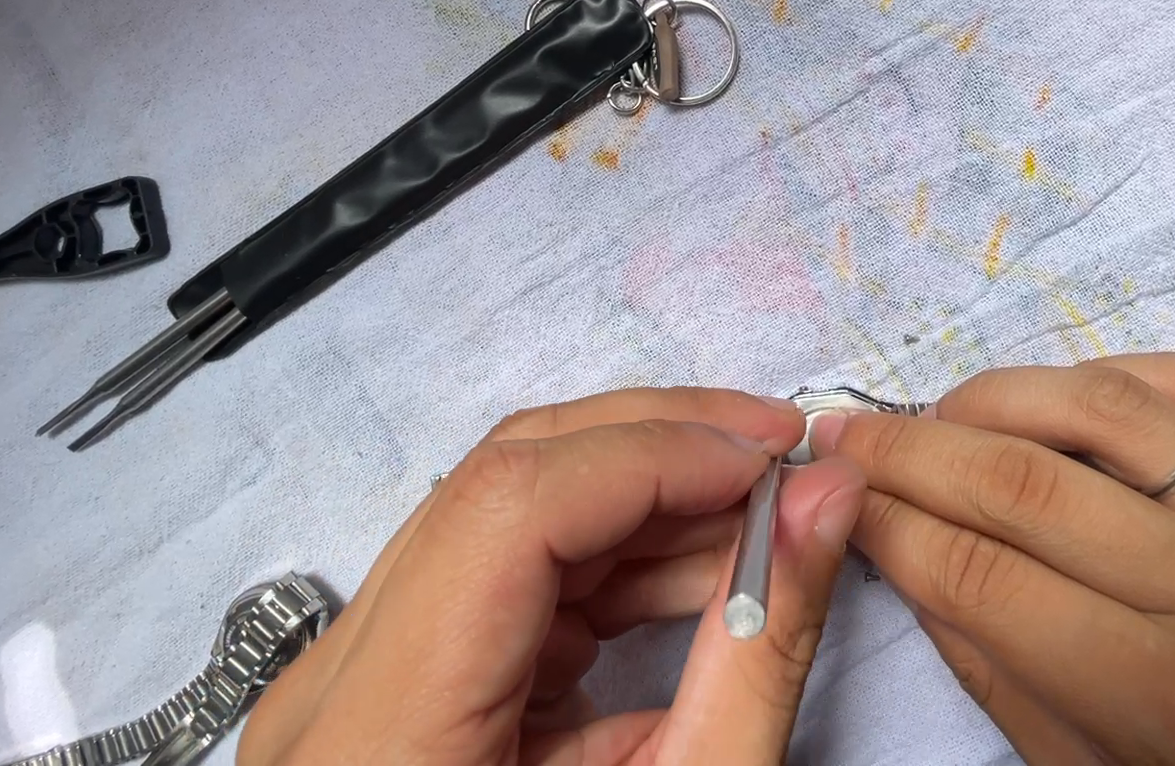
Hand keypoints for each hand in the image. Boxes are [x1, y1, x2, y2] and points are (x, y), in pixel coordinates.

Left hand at [239, 387, 866, 765]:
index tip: (771, 459)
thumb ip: (765, 646)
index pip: (510, 508)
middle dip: (665, 443)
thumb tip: (827, 493)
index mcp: (385, 732)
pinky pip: (524, 559)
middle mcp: (347, 674)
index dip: (653, 456)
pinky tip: (706, 566)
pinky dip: (628, 547)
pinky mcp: (415, 658)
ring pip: (520, 500)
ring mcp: (369, 659)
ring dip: (656, 490)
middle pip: (511, 476)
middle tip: (780, 449)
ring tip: (764, 511)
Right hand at [811, 355, 1174, 765]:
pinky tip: (1045, 398)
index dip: (885, 522)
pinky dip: (1092, 370)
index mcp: (1171, 697)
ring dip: (990, 395)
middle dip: (908, 448)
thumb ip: (978, 648)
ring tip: (937, 414)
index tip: (829, 488)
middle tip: (846, 429)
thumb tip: (894, 534)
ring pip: (1099, 403)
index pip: (979, 577)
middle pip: (1024, 481)